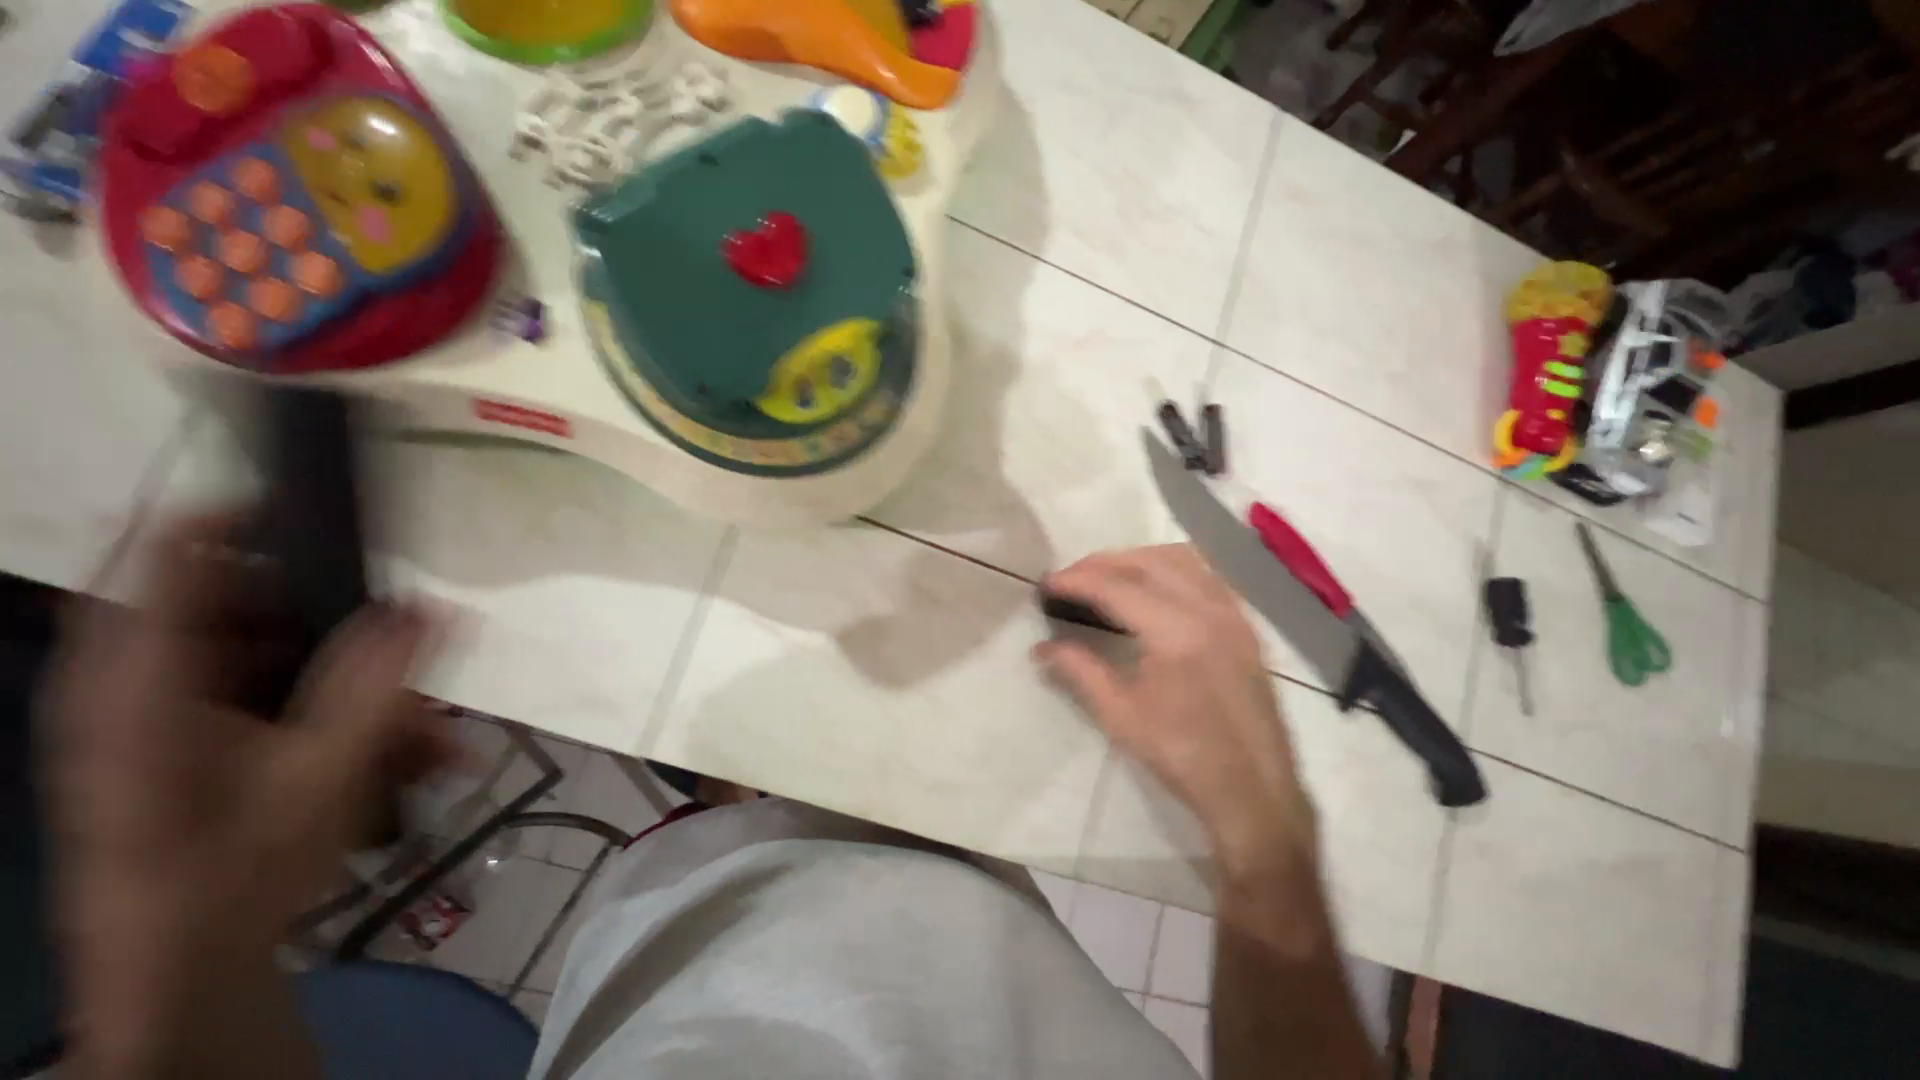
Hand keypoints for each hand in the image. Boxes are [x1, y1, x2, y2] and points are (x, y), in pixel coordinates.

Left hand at [44, 514, 450, 977]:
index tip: (336, 507)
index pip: (176, 544)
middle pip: (256, 605)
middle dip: (354, 629)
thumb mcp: (320, 778)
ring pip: (283, 659)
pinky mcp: (202, 740)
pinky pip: (284, 702)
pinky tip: (416, 761)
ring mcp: (176, 711)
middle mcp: (149, 678)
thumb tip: (431, 608)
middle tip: (420, 653)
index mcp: (143, 675)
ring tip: (436, 739)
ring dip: (368, 688)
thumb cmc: (233, 875)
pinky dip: (348, 721)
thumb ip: (378, 685)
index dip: (251, 510)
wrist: (182, 977)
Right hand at [1035, 545, 1315, 878]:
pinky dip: (1174, 569)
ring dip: (1141, 560)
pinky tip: (1155, 589)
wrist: (1255, 789)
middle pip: (1149, 562)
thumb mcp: (1121, 717)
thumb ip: (1081, 671)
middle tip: (1071, 578)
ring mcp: (1234, 615)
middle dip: (1105, 563)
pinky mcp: (1246, 626)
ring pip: (1183, 560)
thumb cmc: (1183, 757)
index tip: (1047, 583)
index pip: (1117, 587)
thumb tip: (1043, 648)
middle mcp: (1209, 610)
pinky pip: (1208, 576)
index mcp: (1176, 633)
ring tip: (1109, 578)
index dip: (1077, 580)